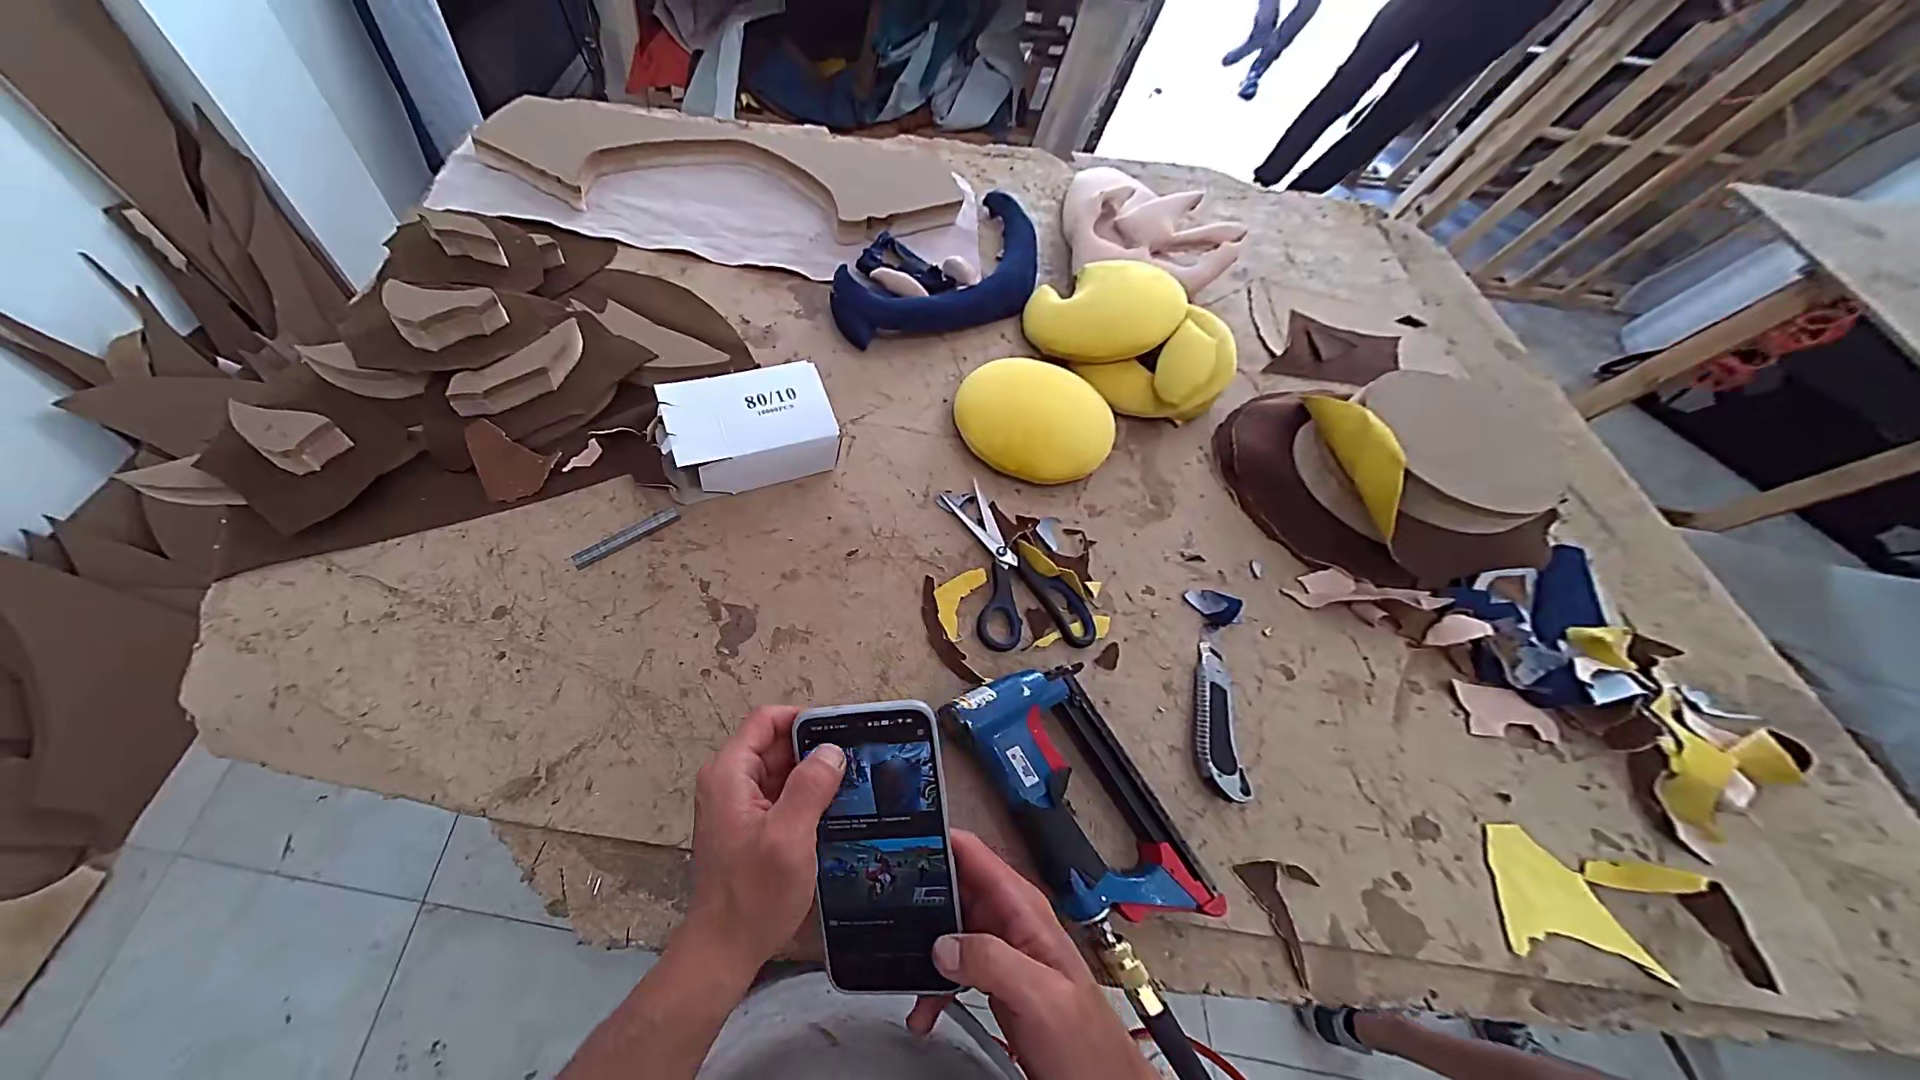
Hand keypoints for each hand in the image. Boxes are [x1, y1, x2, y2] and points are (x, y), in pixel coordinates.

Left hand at [679, 705, 844, 972]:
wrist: (724, 951)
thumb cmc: (753, 896)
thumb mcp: (789, 837)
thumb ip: (810, 786)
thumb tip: (832, 750)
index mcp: (730, 773)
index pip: (767, 720)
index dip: (804, 719)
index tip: (841, 730)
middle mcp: (729, 781)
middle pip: (776, 743)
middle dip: (814, 747)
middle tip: (855, 757)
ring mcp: (738, 803)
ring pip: (781, 767)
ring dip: (813, 771)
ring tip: (852, 780)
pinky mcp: (750, 823)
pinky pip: (781, 791)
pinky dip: (806, 793)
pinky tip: (834, 805)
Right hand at [906, 830, 1153, 1079]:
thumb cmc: (1084, 1040)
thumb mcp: (1037, 994)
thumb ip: (992, 960)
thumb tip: (944, 944)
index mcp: (1022, 909)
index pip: (975, 854)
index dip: (941, 839)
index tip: (907, 838)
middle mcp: (1010, 920)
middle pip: (955, 887)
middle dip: (921, 899)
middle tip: (893, 914)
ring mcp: (1001, 947)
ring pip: (948, 928)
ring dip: (925, 950)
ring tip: (909, 974)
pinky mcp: (993, 976)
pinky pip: (953, 963)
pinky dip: (934, 983)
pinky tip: (926, 1006)